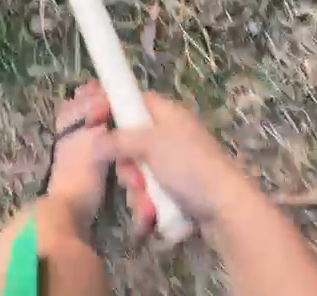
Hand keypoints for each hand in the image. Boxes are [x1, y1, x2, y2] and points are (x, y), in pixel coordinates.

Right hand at [103, 92, 255, 235]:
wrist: (227, 208)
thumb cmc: (189, 165)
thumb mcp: (150, 144)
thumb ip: (118, 140)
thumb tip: (95, 144)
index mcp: (167, 114)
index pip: (131, 99)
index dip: (110, 106)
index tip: (90, 120)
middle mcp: (169, 135)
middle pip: (130, 141)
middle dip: (126, 165)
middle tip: (132, 175)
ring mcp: (174, 164)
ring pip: (138, 172)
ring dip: (137, 190)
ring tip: (147, 203)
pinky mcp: (178, 191)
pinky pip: (151, 193)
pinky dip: (148, 205)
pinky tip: (152, 216)